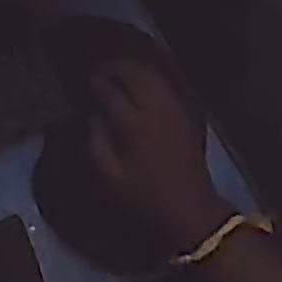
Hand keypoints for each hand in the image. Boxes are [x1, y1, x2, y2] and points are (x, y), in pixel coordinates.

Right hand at [89, 59, 231, 246]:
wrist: (194, 215)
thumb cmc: (148, 199)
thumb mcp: (112, 178)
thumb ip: (97, 142)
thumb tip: (92, 116)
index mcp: (134, 125)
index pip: (110, 92)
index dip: (96, 82)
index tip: (87, 80)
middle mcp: (155, 111)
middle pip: (134, 74)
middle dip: (114, 66)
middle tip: (100, 69)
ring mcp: (173, 111)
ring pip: (152, 76)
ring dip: (132, 68)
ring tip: (117, 71)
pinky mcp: (185, 116)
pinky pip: (165, 86)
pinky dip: (149, 78)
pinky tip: (140, 82)